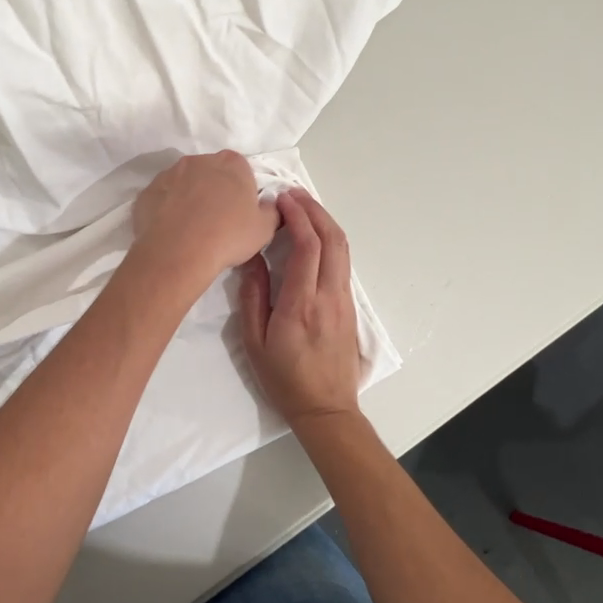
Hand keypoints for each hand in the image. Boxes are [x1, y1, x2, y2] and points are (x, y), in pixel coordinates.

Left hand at [132, 151, 279, 280]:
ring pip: (183, 183)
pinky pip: (161, 197)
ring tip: (191, 228)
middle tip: (216, 220)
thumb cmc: (228, 236)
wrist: (179, 252)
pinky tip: (171, 230)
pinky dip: (166, 208)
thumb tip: (268, 204)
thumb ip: (271, 210)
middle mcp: (199, 160)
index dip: (241, 190)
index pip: (241, 169)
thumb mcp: (265, 228)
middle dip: (214, 190)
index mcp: (231, 163)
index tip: (240, 211)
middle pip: (211, 172)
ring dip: (188, 198)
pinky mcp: (147, 191)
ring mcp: (169, 173)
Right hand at [239, 188, 363, 427]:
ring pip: (342, 248)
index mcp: (302, 304)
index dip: (297, 217)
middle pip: (332, 239)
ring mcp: (344, 300)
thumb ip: (253, 296)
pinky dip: (330, 240)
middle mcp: (329, 296)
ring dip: (325, 222)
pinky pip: (342, 262)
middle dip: (314, 209)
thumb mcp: (255, 341)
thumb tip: (253, 258)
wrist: (326, 409)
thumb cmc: (283, 379)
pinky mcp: (349, 306)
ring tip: (304, 207)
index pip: (308, 246)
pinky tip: (314, 235)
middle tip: (293, 194)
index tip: (280, 200)